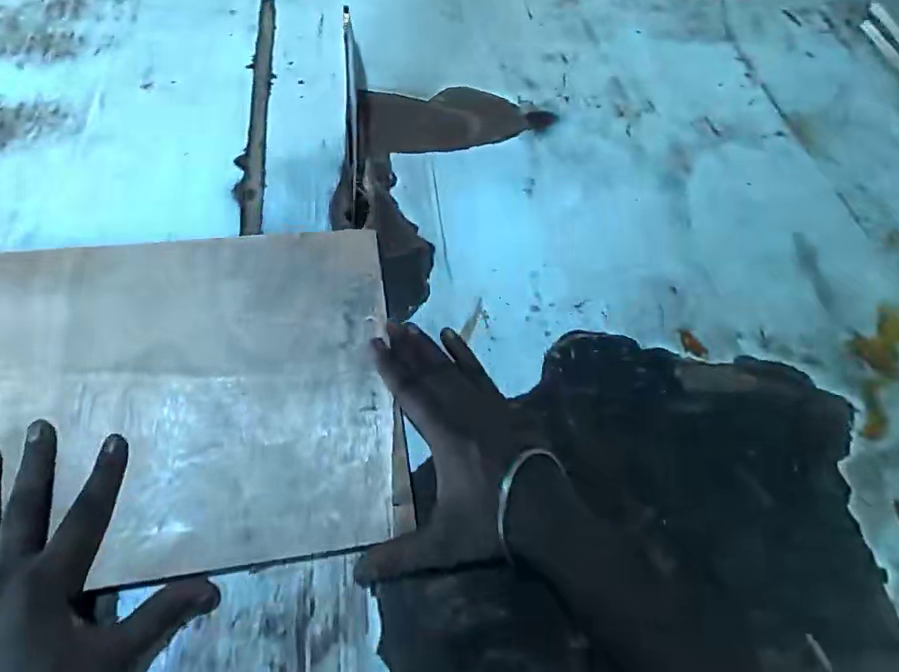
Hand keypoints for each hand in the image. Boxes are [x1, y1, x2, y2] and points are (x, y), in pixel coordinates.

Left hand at [0, 420, 220, 671]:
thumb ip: (160, 617)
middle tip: (39, 427)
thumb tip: (212, 587)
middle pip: (23, 513)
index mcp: (45, 587)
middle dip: (35, 467)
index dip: (104, 477)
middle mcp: (2, 586)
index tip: (115, 439)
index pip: (85, 518)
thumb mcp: (114, 663)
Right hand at [355, 323, 553, 583]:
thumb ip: (398, 556)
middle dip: (405, 347)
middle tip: (386, 322)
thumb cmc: (488, 521)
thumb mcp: (441, 543)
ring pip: (450, 367)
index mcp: (442, 435)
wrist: (541, 509)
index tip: (373, 344)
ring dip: (427, 346)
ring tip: (409, 325)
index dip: (390, 368)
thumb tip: (356, 576)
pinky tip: (451, 336)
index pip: (409, 394)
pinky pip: (478, 371)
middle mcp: (460, 411)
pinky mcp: (501, 404)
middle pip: (428, 372)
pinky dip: (464, 353)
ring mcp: (484, 403)